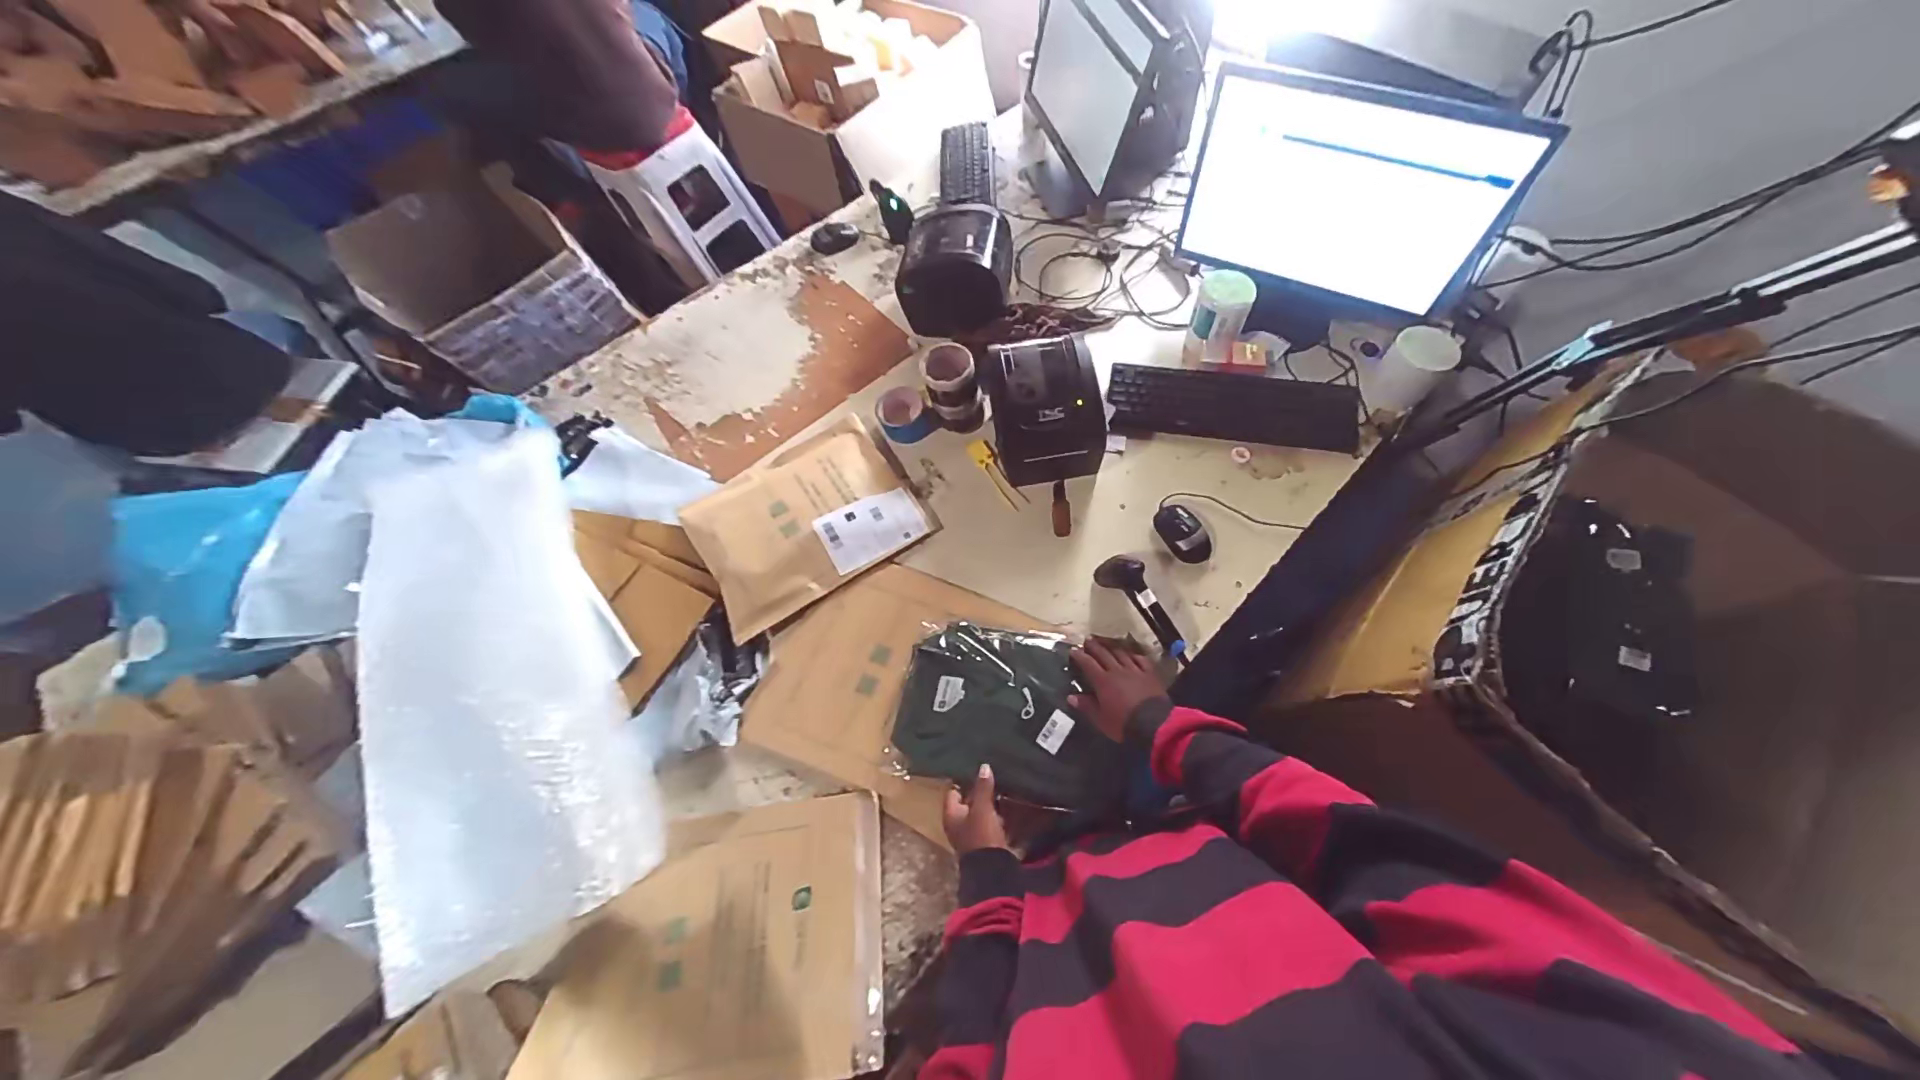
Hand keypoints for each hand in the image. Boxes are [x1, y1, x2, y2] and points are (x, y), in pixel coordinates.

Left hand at [943, 764, 1009, 854]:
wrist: (992, 869)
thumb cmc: (981, 835)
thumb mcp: (982, 808)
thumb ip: (983, 788)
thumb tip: (984, 766)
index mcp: (951, 815)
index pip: (953, 791)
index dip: (962, 780)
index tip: (975, 768)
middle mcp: (957, 824)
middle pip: (966, 802)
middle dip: (978, 791)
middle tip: (991, 776)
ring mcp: (971, 833)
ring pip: (978, 812)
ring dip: (988, 803)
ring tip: (1001, 787)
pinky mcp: (985, 841)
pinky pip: (989, 822)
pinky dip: (995, 815)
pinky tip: (1006, 807)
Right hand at [1070, 639, 1167, 741]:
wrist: (1154, 724)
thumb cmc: (1123, 724)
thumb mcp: (1101, 719)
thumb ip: (1086, 706)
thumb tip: (1071, 697)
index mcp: (1103, 681)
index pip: (1088, 664)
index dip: (1079, 656)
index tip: (1073, 650)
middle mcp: (1117, 671)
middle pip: (1104, 654)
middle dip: (1094, 646)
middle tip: (1087, 640)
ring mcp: (1135, 670)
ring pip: (1121, 654)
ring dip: (1112, 647)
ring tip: (1106, 643)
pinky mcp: (1150, 674)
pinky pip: (1141, 660)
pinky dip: (1134, 655)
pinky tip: (1131, 654)